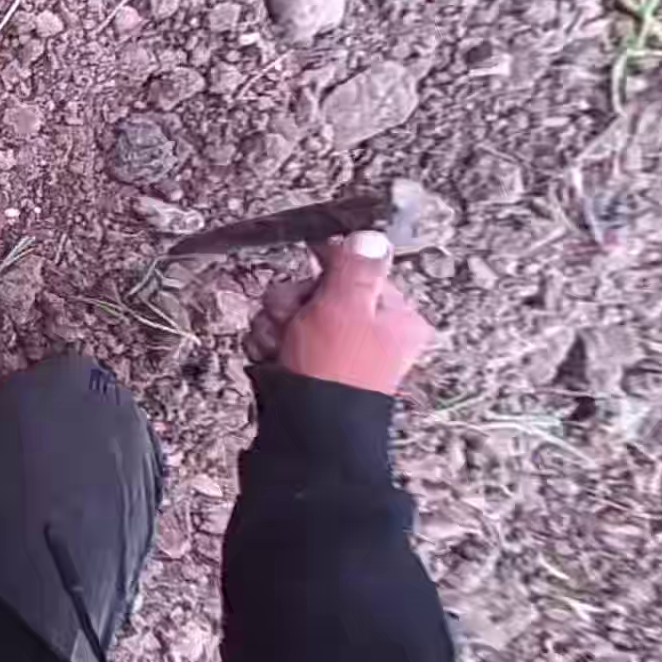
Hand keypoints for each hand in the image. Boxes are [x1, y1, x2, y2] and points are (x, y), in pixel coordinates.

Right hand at [246, 231, 433, 394]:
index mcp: (393, 317)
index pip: (354, 269)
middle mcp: (366, 329)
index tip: (310, 264)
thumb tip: (371, 235)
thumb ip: (354, 269)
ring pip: (287, 308)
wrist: (308, 426)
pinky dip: (268, 340)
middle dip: (290, 301)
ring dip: (274, 322)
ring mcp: (333, 344)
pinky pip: (276, 330)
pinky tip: (274, 353)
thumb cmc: (334, 369)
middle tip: (292, 319)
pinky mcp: (305, 358)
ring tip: (281, 343)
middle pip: (311, 288)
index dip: (325, 267)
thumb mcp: (345, 308)